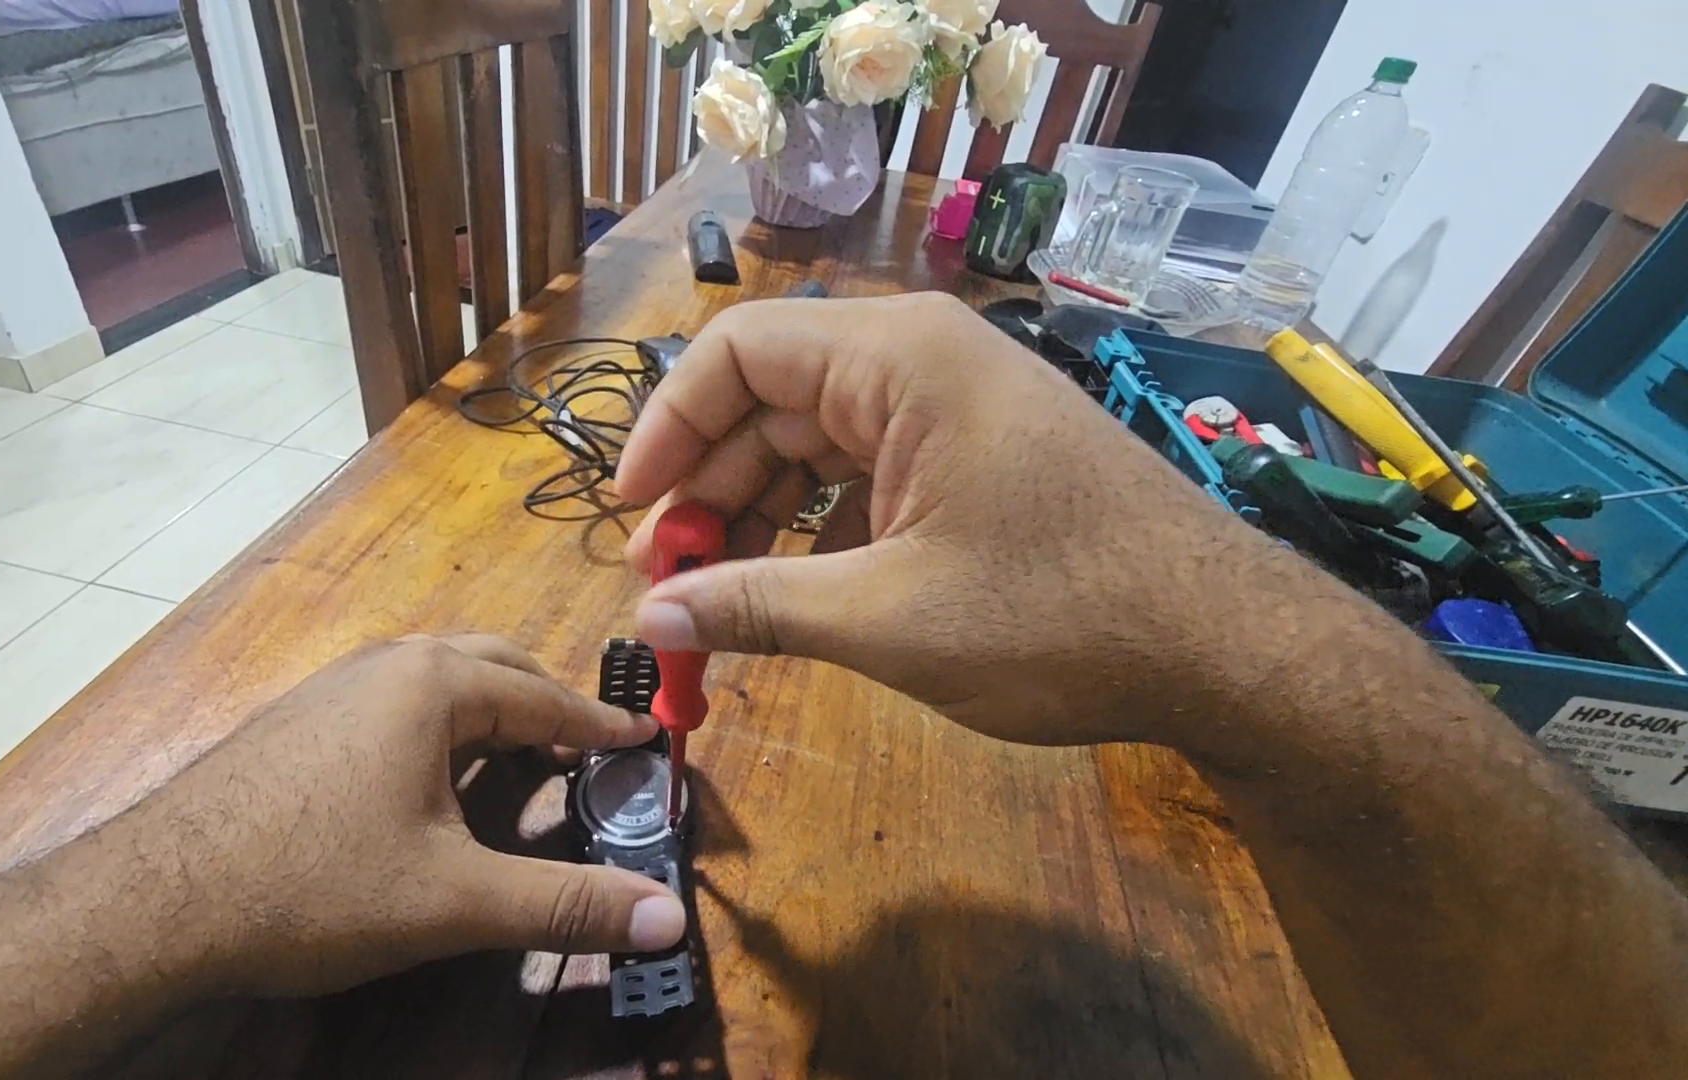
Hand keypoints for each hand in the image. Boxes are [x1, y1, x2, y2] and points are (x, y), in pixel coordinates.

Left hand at [150, 634, 686, 996]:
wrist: (138, 910)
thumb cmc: (312, 887)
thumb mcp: (453, 900)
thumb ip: (566, 906)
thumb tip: (669, 920)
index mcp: (435, 684)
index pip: (545, 698)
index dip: (600, 725)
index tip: (644, 737)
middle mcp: (392, 663)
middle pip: (499, 666)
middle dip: (549, 706)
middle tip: (583, 753)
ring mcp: (340, 682)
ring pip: (446, 677)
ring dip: (497, 710)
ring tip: (521, 759)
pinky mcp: (306, 712)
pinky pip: (402, 697)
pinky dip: (447, 721)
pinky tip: (436, 771)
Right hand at [615, 293, 1288, 745]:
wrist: (1225, 650)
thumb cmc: (1058, 618)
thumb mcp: (888, 618)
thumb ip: (756, 607)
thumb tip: (648, 621)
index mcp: (898, 358)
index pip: (738, 354)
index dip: (668, 428)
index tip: (630, 509)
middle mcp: (917, 363)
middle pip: (769, 404)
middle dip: (709, 489)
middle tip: (665, 577)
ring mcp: (944, 412)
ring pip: (810, 447)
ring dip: (756, 516)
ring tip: (713, 592)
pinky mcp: (963, 460)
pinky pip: (858, 479)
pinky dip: (813, 532)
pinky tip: (790, 590)